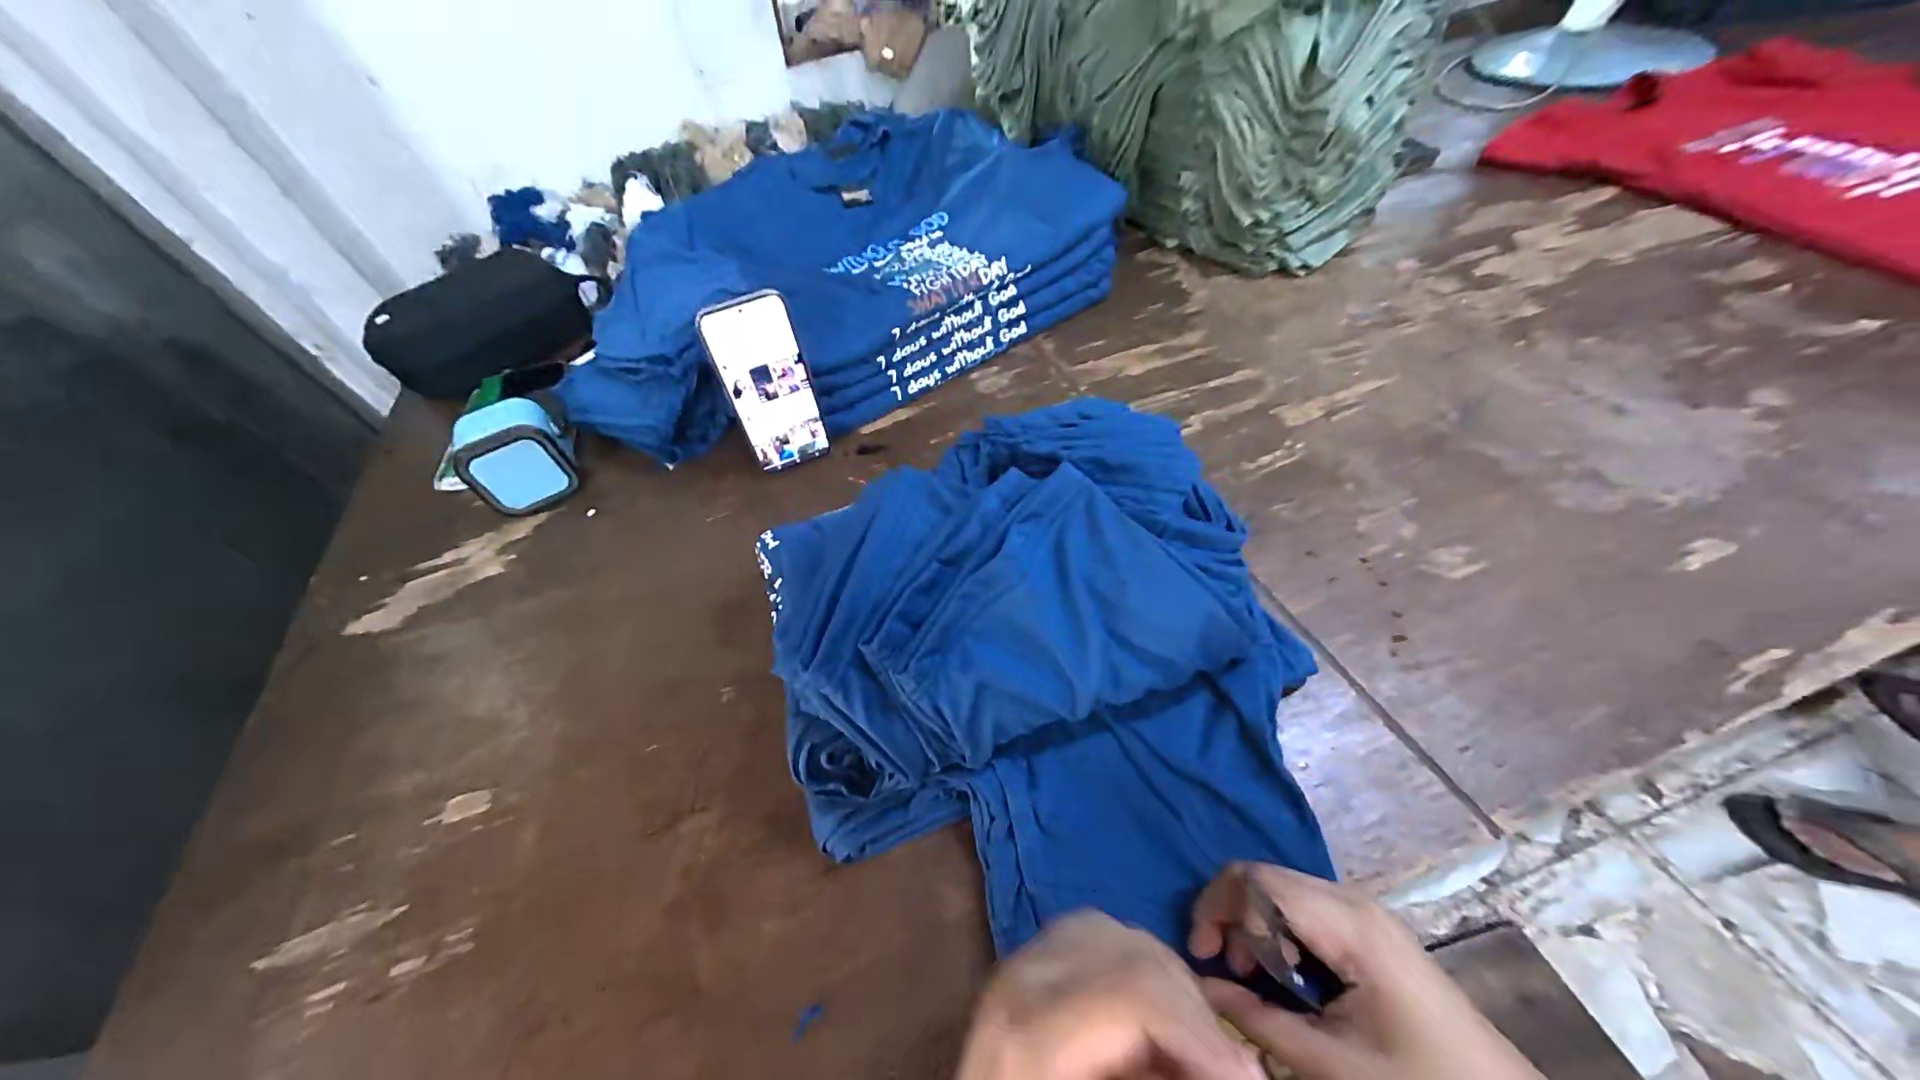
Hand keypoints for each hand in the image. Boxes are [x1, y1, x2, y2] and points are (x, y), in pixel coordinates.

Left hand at [958, 911, 1264, 1079]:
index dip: (1203, 1037)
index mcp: (1030, 1030)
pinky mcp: (1027, 956)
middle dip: (1197, 1017)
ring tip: (1196, 1050)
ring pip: (1123, 936)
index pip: (1136, 991)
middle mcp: (1023, 975)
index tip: (1247, 1079)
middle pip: (1136, 957)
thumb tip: (1240, 1071)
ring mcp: (1022, 957)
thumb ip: (1163, 1078)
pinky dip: (1139, 970)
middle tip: (1231, 1071)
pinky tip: (1153, 1019)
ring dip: (1173, 990)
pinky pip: (1097, 935)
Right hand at [1190, 863, 1542, 1079]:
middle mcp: (1351, 900)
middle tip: (1220, 966)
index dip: (1215, 907)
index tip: (1201, 956)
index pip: (1254, 879)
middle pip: (1264, 878)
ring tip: (1250, 976)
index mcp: (1345, 922)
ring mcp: (1363, 912)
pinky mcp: (1369, 929)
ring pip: (1280, 891)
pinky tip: (1284, 975)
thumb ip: (1256, 1017)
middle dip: (1229, 915)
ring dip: (1252, 925)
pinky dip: (1278, 932)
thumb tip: (1199, 984)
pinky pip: (1304, 909)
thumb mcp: (1329, 1064)